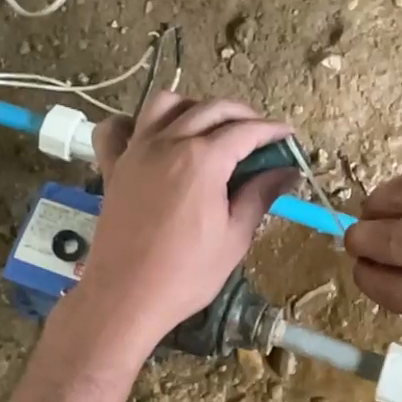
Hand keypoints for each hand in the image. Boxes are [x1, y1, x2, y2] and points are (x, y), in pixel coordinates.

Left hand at [69, 93, 294, 349]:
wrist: (125, 297)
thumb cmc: (186, 274)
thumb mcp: (234, 237)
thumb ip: (260, 195)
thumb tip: (288, 172)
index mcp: (202, 159)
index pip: (245, 131)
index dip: (271, 131)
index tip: (288, 136)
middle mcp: (168, 143)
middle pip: (210, 109)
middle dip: (241, 114)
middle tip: (259, 134)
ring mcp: (135, 151)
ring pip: (164, 104)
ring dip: (192, 107)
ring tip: (209, 127)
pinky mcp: (113, 167)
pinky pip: (116, 129)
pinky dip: (134, 123)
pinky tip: (149, 136)